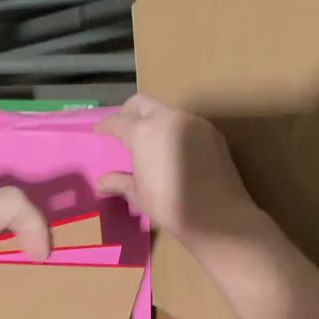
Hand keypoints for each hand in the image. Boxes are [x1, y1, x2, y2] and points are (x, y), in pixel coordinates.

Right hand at [95, 94, 262, 243]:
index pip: (118, 121)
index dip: (106, 126)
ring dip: (153, 121)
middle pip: (142, 102)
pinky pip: (186, 124)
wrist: (218, 216)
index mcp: (143, 132)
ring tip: (149, 142)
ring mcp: (193, 123)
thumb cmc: (169, 206)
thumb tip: (102, 182)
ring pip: (166, 112)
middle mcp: (168, 119)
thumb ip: (119, 181)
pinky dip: (173, 131)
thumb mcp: (138, 195)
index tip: (100, 131)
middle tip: (123, 128)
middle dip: (128, 112)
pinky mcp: (212, 132)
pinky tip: (173, 151)